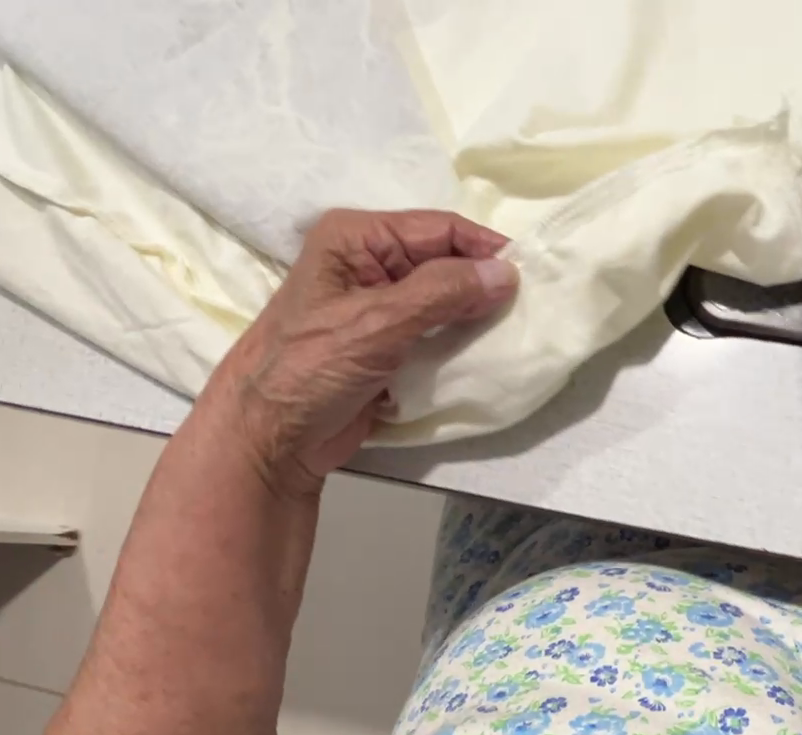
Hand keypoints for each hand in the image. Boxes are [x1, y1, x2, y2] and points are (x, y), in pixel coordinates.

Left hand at [212, 209, 517, 497]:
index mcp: (357, 239)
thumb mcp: (378, 322)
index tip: (529, 274)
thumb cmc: (310, 369)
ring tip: (512, 333)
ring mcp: (379, 310)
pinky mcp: (387, 349)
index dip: (483, 248)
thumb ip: (442, 293)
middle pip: (443, 263)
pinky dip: (459, 346)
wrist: (272, 438)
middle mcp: (370, 266)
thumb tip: (505, 273)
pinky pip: (434, 337)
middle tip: (526, 308)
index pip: (438, 229)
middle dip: (482, 284)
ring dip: (474, 318)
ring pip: (443, 303)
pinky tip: (485, 356)